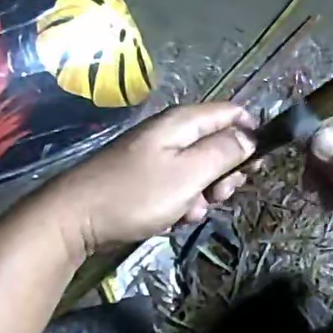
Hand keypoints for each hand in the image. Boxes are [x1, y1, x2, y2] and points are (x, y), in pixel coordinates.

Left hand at [44, 103, 255, 252]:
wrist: (75, 219)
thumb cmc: (136, 194)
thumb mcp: (190, 174)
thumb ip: (224, 152)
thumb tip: (250, 137)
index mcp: (183, 122)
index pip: (232, 113)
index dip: (251, 134)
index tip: (257, 164)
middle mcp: (172, 133)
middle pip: (219, 145)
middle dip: (227, 172)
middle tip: (220, 194)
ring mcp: (158, 156)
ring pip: (202, 170)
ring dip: (206, 193)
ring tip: (191, 211)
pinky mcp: (148, 178)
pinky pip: (181, 186)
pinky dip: (184, 202)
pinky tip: (173, 218)